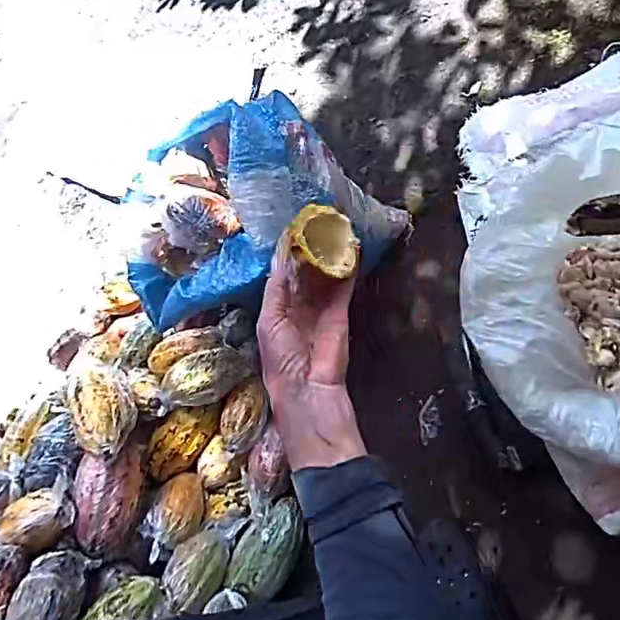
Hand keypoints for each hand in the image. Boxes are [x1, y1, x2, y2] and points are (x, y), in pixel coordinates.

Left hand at [257, 231, 366, 471]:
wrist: (311, 398)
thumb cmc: (281, 364)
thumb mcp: (270, 324)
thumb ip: (276, 290)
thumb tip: (280, 256)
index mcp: (275, 313)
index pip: (282, 277)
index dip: (286, 254)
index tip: (292, 227)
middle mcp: (297, 310)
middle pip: (304, 274)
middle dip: (309, 250)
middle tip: (316, 221)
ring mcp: (320, 312)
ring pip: (324, 278)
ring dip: (328, 256)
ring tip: (333, 228)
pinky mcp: (340, 317)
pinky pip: (342, 288)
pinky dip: (346, 270)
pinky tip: (349, 249)